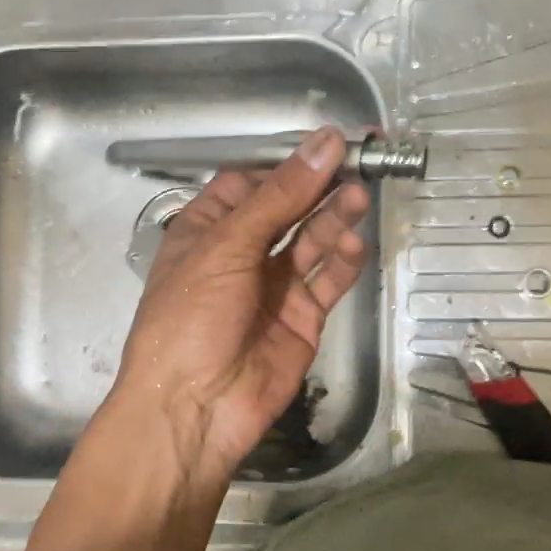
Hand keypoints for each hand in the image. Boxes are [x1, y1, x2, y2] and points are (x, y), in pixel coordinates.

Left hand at [111, 127, 370, 482]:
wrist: (195, 407)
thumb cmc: (191, 318)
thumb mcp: (226, 247)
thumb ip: (280, 196)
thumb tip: (325, 143)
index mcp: (206, 231)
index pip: (249, 184)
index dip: (284, 164)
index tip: (325, 144)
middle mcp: (241, 255)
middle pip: (287, 209)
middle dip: (318, 186)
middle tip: (359, 161)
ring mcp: (273, 288)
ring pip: (311, 242)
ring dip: (333, 218)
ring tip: (358, 198)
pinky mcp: (302, 319)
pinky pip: (327, 281)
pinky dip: (342, 261)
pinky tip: (353, 243)